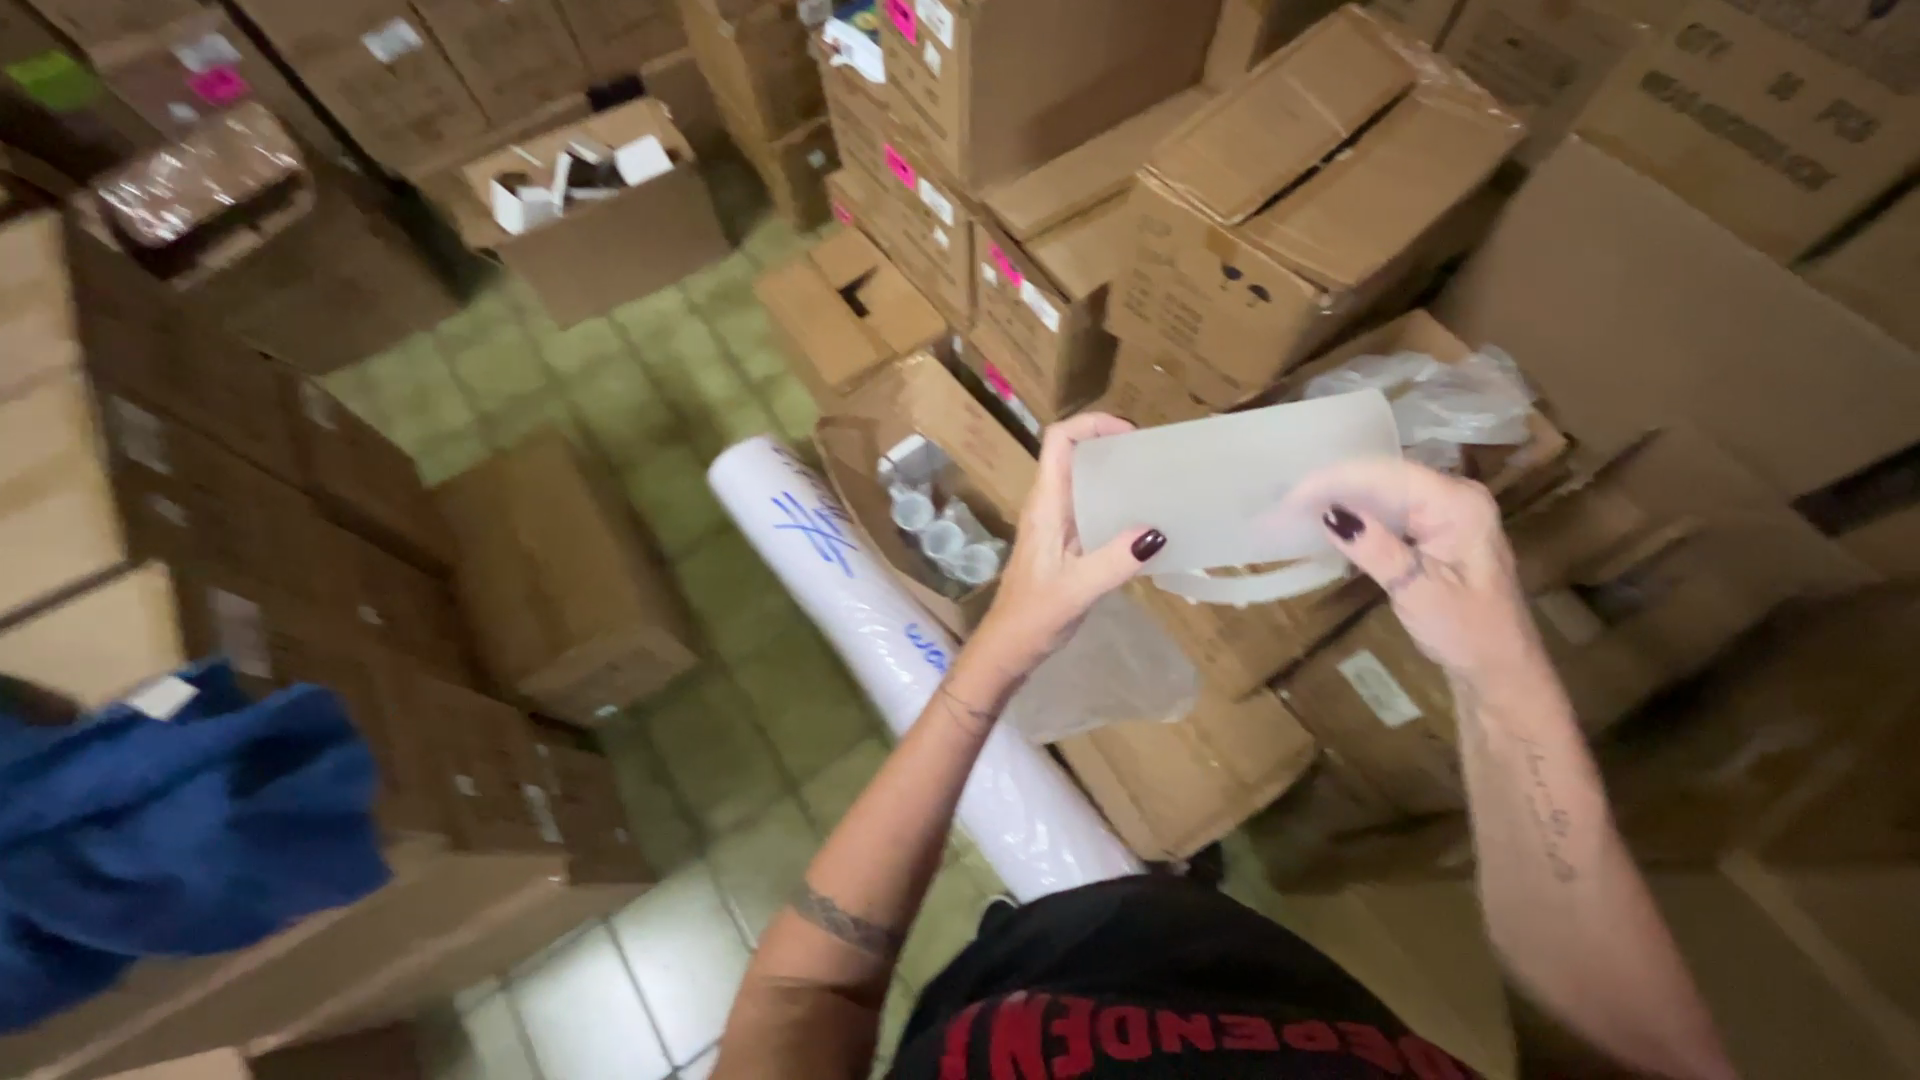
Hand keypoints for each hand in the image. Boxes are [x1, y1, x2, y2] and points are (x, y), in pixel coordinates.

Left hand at [971, 413, 1163, 673]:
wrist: (1008, 649)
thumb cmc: (1033, 616)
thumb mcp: (1076, 589)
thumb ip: (1114, 561)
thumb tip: (1156, 532)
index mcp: (1044, 505)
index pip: (1058, 441)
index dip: (1091, 424)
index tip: (1130, 434)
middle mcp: (1048, 507)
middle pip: (1075, 456)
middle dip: (1113, 447)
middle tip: (1156, 460)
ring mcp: (1056, 527)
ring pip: (1086, 484)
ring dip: (1117, 477)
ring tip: (1159, 485)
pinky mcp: (1065, 547)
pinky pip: (1093, 512)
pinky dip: (1118, 508)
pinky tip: (1146, 525)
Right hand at [1287, 459, 1542, 686]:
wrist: (1500, 667)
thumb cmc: (1467, 633)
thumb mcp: (1418, 591)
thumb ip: (1377, 549)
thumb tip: (1331, 515)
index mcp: (1459, 504)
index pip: (1387, 476)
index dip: (1335, 480)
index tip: (1289, 496)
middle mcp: (1454, 496)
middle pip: (1384, 475)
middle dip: (1333, 482)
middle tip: (1284, 498)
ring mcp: (1445, 510)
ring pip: (1383, 488)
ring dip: (1340, 494)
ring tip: (1295, 504)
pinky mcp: (1433, 527)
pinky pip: (1388, 506)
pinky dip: (1356, 510)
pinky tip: (1327, 516)